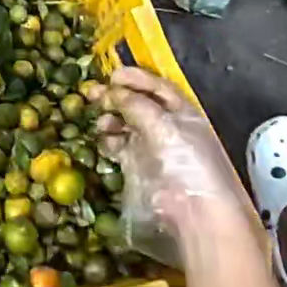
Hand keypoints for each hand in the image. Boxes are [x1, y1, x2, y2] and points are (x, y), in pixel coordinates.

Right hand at [97, 67, 264, 268]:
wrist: (194, 210)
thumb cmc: (186, 161)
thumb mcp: (163, 125)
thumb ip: (136, 104)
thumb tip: (113, 91)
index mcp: (181, 112)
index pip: (157, 87)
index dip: (136, 78)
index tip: (113, 75)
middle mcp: (167, 126)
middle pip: (138, 104)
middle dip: (116, 97)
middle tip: (93, 94)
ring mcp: (152, 146)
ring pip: (125, 124)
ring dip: (111, 118)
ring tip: (100, 121)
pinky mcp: (138, 165)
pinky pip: (119, 146)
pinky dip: (109, 139)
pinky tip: (103, 138)